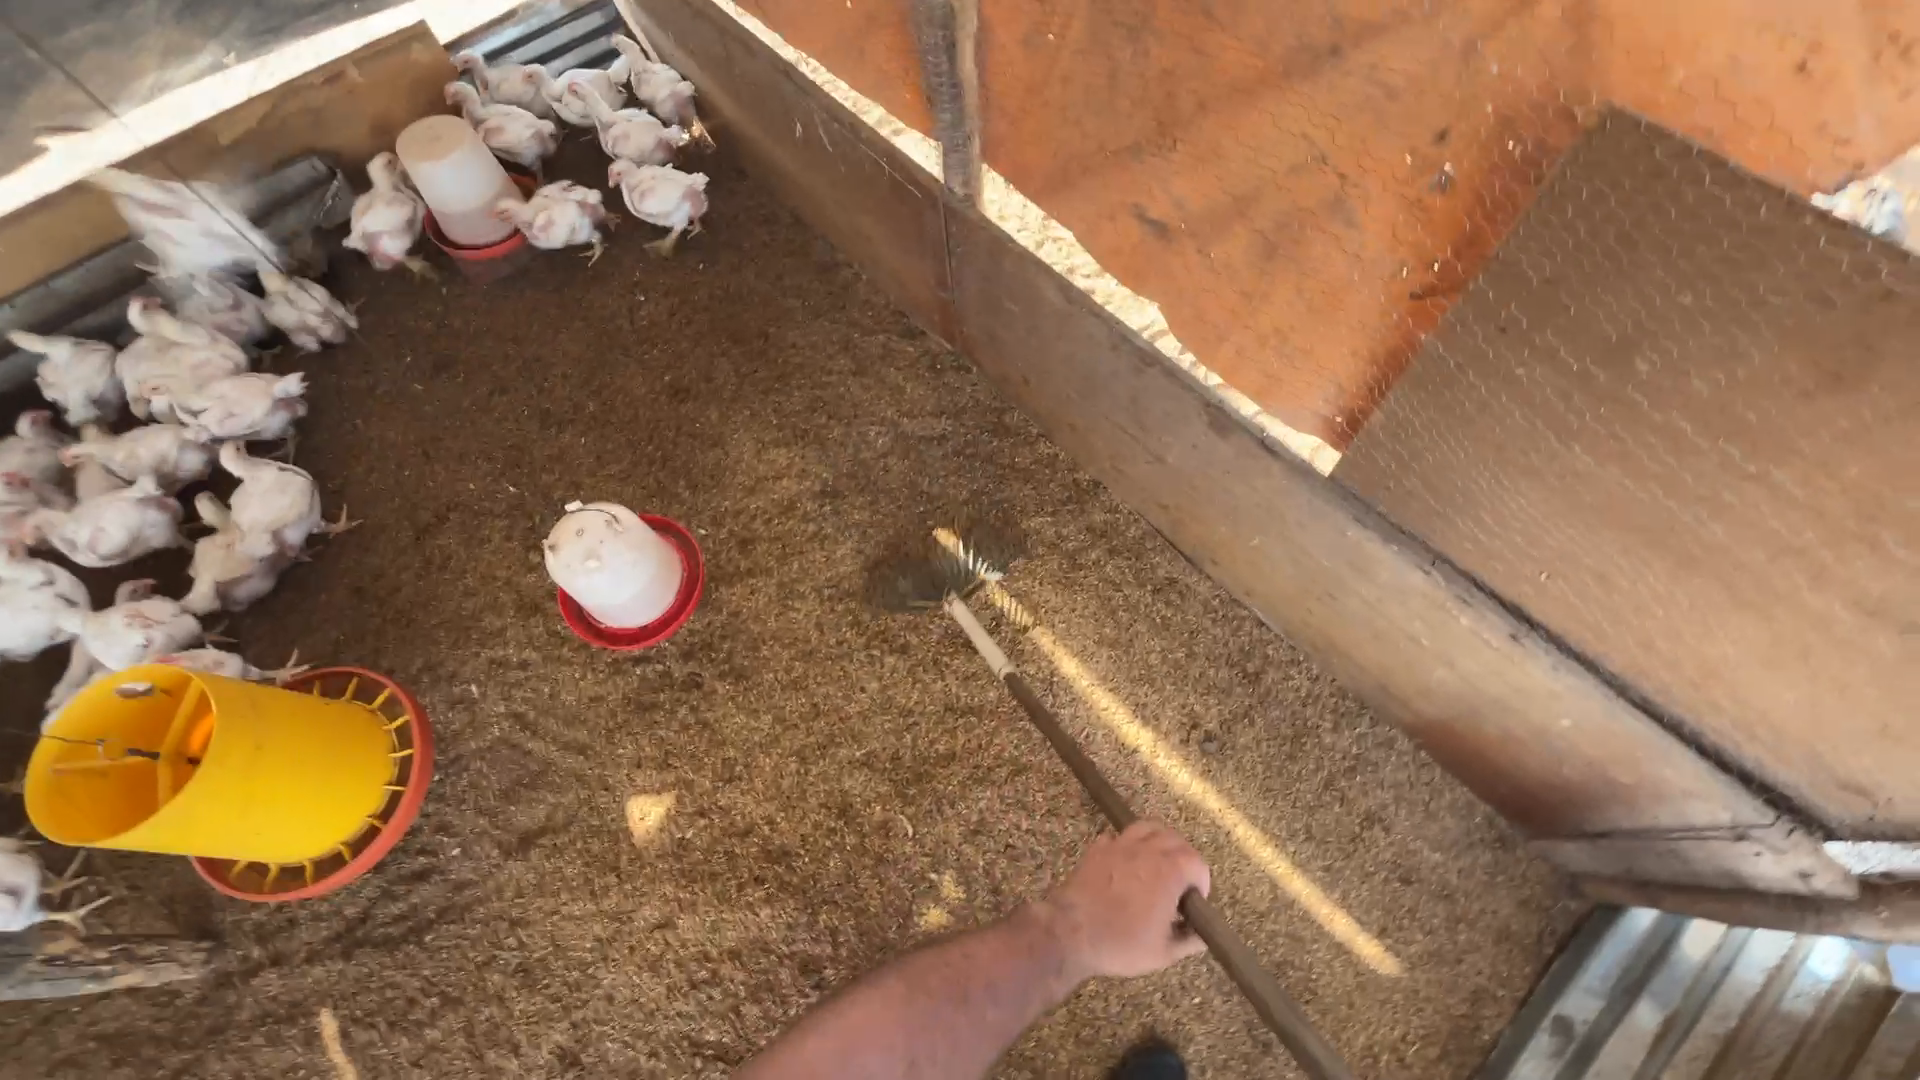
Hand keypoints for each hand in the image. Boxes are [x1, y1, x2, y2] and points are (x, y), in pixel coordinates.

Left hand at [1040, 821, 1210, 980]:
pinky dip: (1128, 845)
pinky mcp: (1098, 847)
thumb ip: (1189, 940)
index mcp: (1169, 872)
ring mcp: (1120, 844)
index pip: (1197, 862)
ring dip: (1159, 841)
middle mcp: (1147, 850)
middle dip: (1184, 857)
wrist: (1072, 930)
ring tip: (1158, 863)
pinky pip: (1119, 836)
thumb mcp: (1164, 953)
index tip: (1194, 900)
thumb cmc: (1122, 943)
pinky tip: (1126, 864)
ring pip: (1148, 827)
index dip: (1201, 881)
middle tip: (1180, 882)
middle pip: (1175, 839)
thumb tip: (1202, 934)